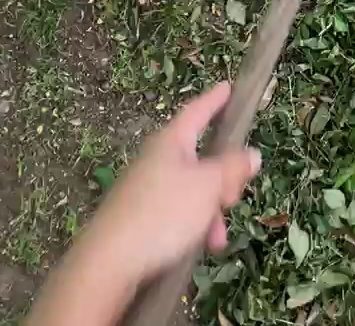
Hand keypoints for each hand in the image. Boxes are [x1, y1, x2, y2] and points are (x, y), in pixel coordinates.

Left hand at [28, 83, 260, 325]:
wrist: (104, 268)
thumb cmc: (163, 213)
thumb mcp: (210, 186)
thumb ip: (233, 167)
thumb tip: (251, 154)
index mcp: (172, 142)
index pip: (197, 111)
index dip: (215, 99)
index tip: (228, 87)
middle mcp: (156, 160)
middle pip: (200, 157)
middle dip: (223, 176)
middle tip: (235, 194)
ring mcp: (144, 190)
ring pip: (191, 190)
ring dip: (211, 208)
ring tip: (218, 236)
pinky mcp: (136, 219)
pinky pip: (176, 213)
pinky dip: (193, 225)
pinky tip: (202, 246)